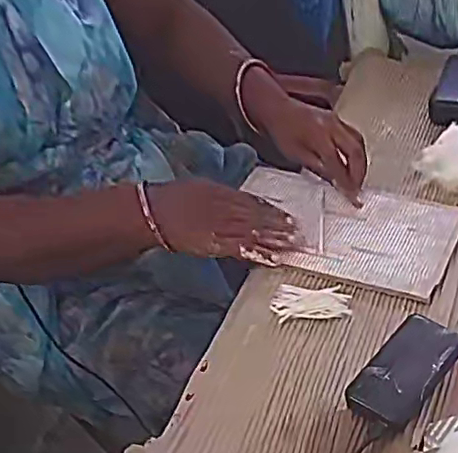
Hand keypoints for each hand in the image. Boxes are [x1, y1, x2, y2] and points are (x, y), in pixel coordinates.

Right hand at [143, 178, 296, 258]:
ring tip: (294, 246)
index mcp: (223, 193)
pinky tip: (274, 259)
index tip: (290, 217)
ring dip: (276, 241)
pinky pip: (242, 250)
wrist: (155, 211)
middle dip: (281, 227)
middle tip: (301, 234)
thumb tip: (245, 203)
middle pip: (260, 218)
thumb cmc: (176, 200)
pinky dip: (259, 254)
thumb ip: (225, 196)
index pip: (254, 202)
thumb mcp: (203, 188)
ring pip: (256, 234)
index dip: (274, 211)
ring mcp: (223, 226)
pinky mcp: (217, 244)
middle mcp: (227, 208)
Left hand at [241, 67, 367, 200]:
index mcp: (320, 136)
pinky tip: (352, 164)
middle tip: (357, 190)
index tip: (353, 198)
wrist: (276, 107)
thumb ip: (319, 169)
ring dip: (361, 163)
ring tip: (357, 179)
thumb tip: (336, 183)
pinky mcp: (336, 119)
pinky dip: (356, 153)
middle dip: (359, 174)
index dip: (347, 184)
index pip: (339, 165)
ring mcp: (335, 120)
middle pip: (355, 152)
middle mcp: (332, 125)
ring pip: (358, 142)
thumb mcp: (297, 155)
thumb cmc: (282, 130)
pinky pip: (353, 136)